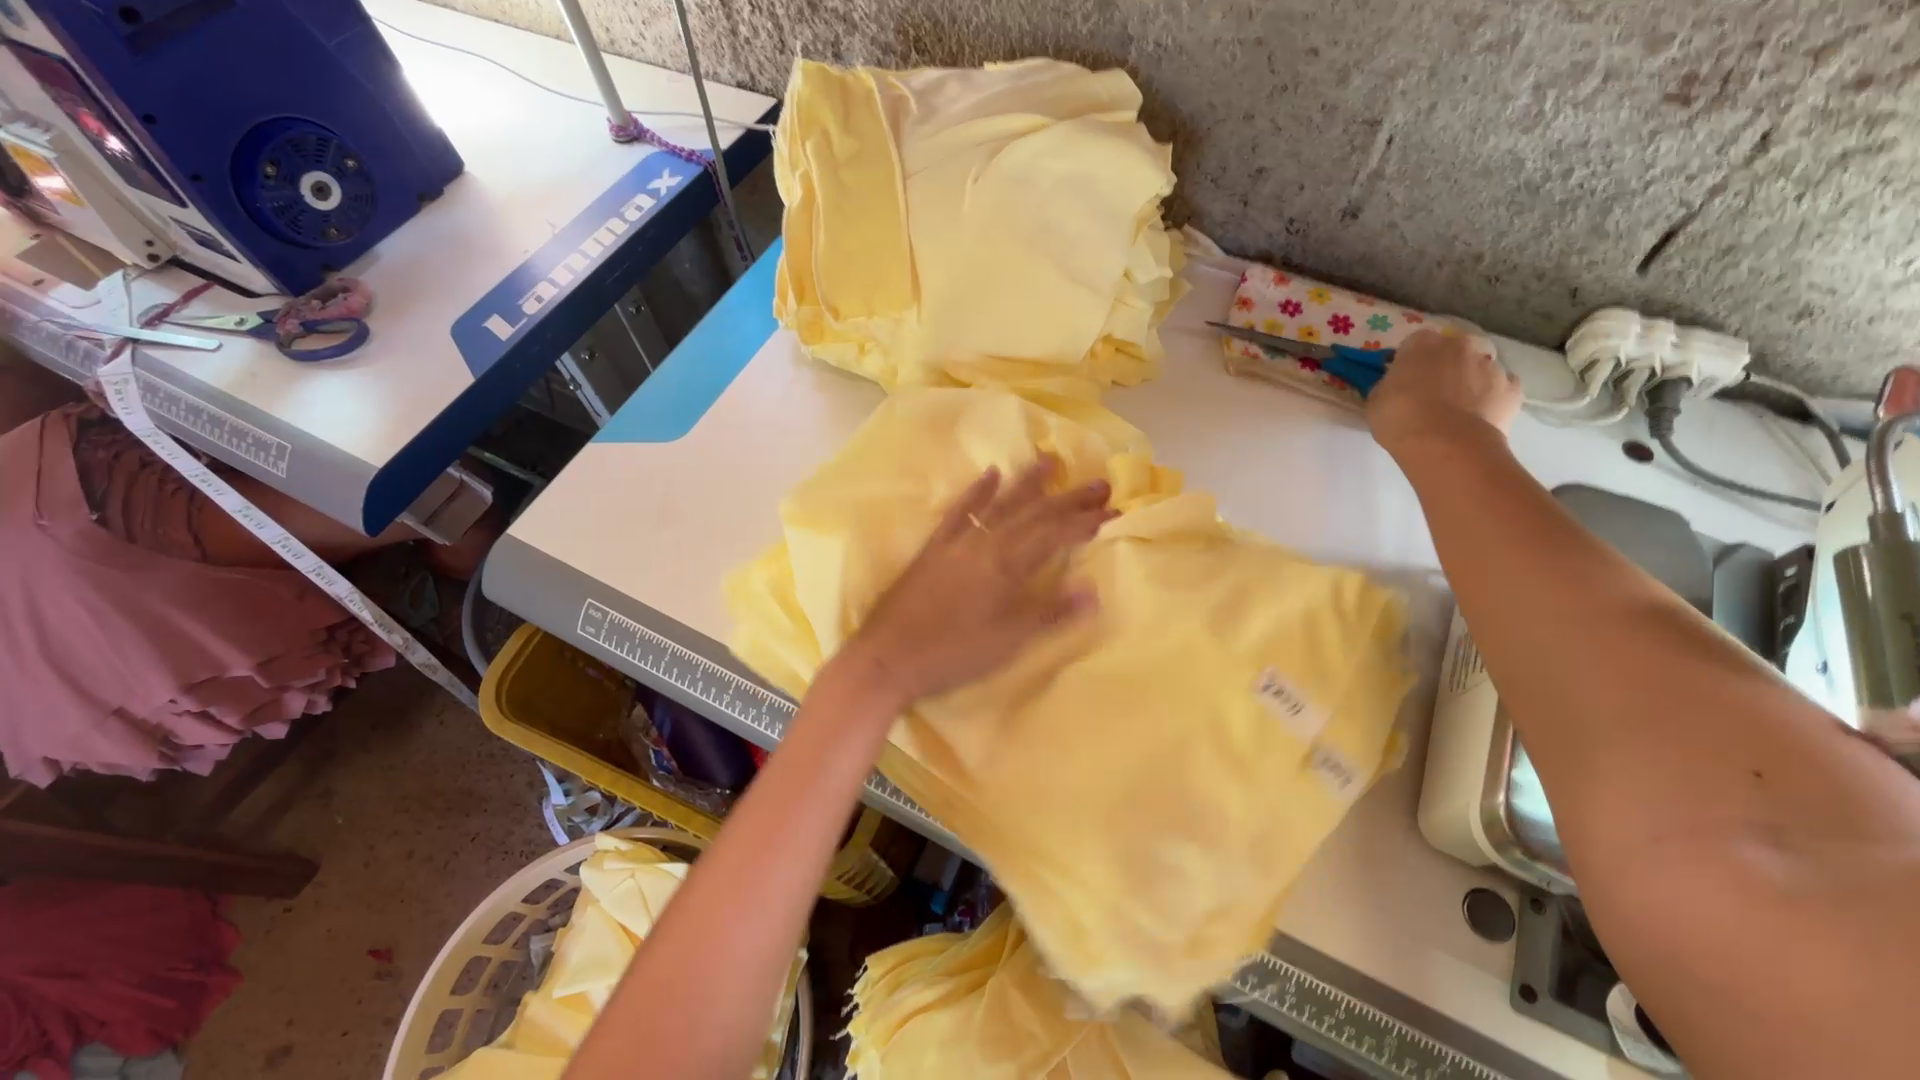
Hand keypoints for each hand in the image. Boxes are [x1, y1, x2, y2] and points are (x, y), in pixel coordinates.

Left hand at [838, 456, 1114, 707]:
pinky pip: (960, 510)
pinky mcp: (934, 547)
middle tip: (1099, 481)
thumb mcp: (1008, 641)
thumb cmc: (952, 654)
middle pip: (1033, 514)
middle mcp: (985, 544)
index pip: (1055, 535)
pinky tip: (990, 473)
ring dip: (1027, 482)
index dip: (1085, 522)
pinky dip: (977, 490)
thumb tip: (1093, 590)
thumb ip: (1049, 613)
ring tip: (1050, 460)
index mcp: (1007, 566)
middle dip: (1068, 498)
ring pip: (999, 503)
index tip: (1114, 510)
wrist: (887, 657)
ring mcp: (957, 542)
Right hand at [1367, 330, 1522, 456]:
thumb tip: (1397, 385)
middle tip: (1432, 393)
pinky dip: (1492, 398)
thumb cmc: (1401, 420)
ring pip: (1478, 369)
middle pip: (1452, 352)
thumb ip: (1389, 385)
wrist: (1446, 445)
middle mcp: (1460, 346)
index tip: (1405, 380)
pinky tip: (1481, 416)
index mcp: (1423, 344)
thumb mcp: (1377, 401)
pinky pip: (1501, 388)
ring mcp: (1490, 366)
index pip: (1416, 343)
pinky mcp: (1512, 388)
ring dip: (1469, 382)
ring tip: (1458, 411)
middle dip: (1444, 367)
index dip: (1411, 361)